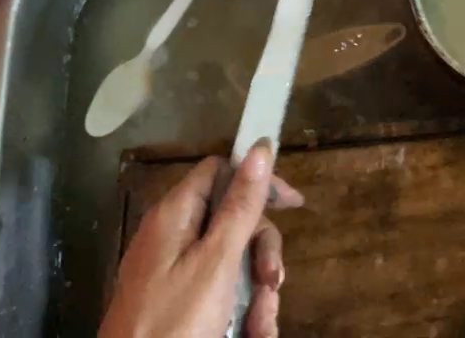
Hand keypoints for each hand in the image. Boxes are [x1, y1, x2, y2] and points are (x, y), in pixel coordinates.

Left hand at [99, 141, 305, 337]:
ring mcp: (173, 276)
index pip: (221, 170)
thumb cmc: (174, 326)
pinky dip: (240, 315)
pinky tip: (249, 335)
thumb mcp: (216, 264)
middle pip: (232, 221)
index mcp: (175, 215)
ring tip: (259, 328)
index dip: (258, 180)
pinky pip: (219, 296)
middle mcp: (172, 238)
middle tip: (272, 283)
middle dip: (261, 253)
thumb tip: (259, 146)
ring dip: (256, 294)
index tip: (292, 205)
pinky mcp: (177, 310)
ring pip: (232, 264)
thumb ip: (240, 206)